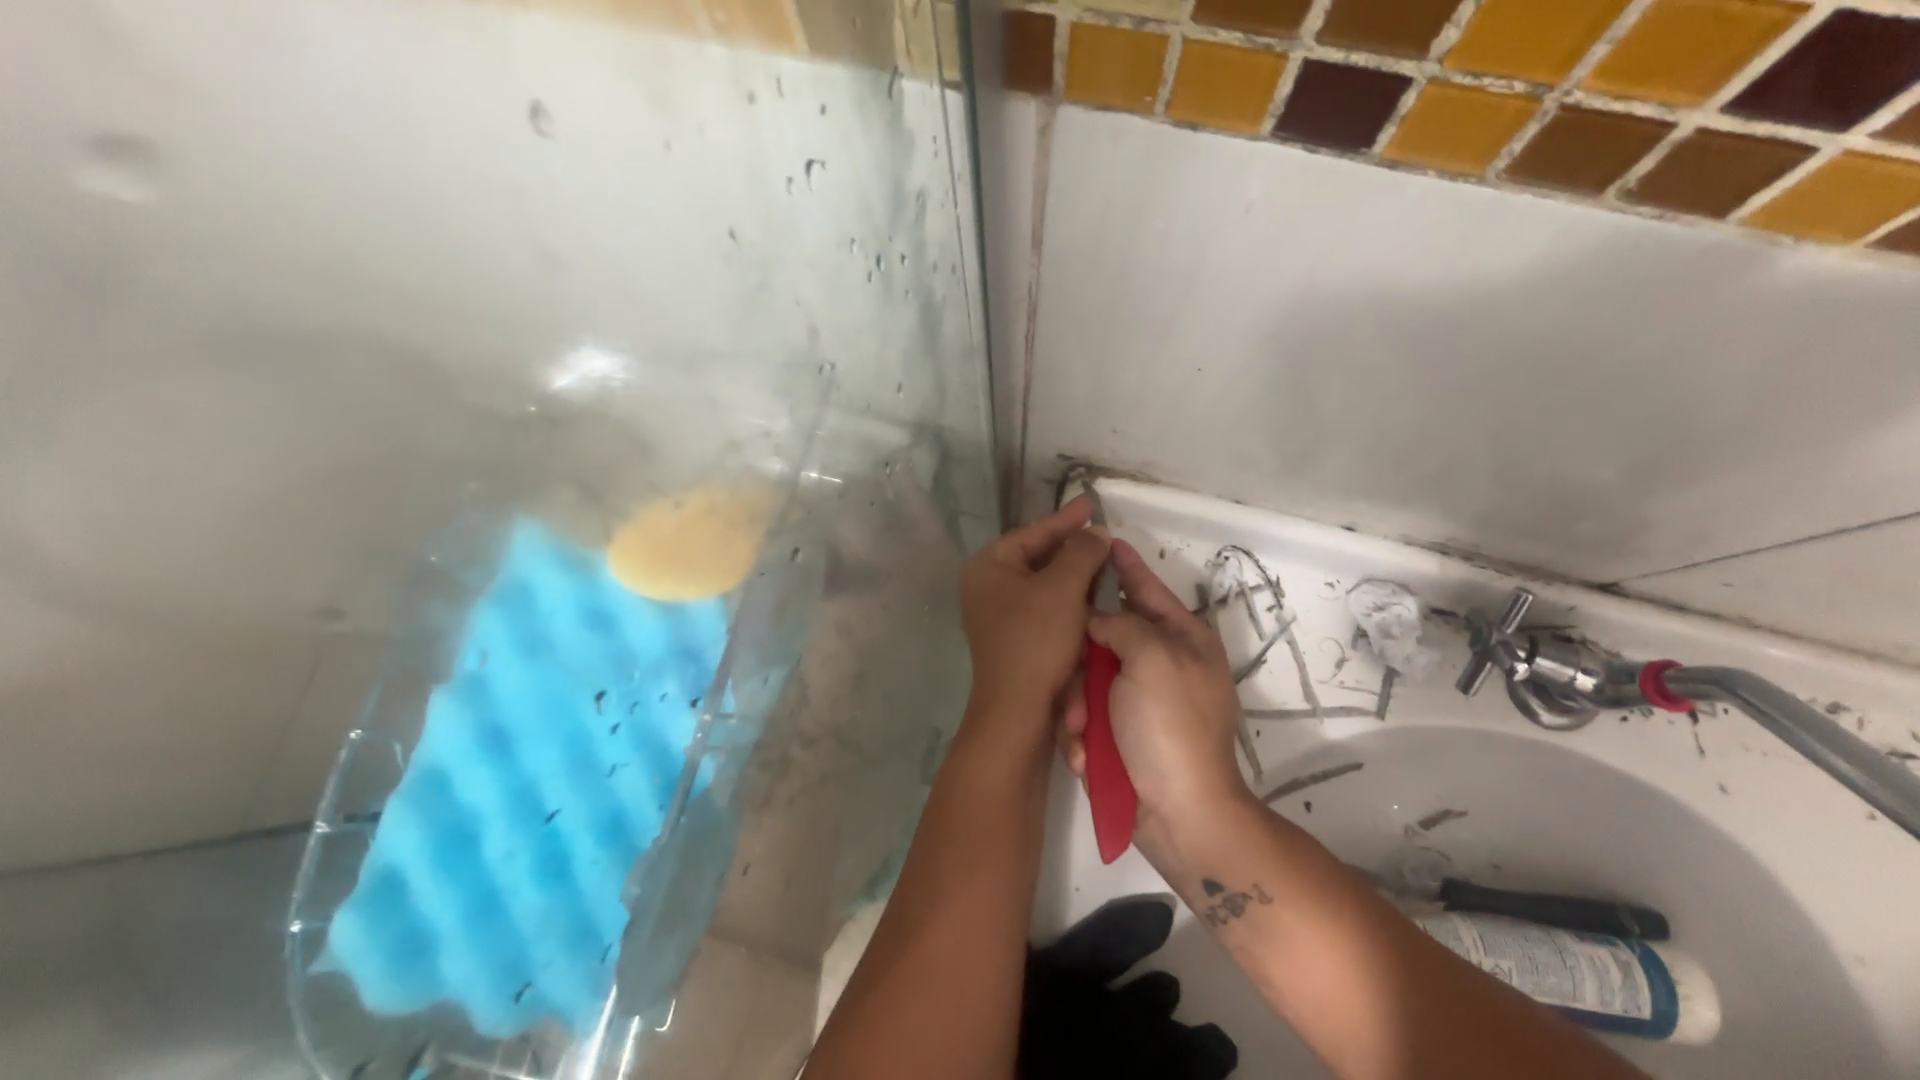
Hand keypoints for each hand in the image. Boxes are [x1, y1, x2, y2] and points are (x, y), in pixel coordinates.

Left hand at [959, 495, 1111, 736]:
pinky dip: (1070, 608)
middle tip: (1105, 539)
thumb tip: (1096, 533)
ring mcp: (999, 618)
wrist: (1018, 711)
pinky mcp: (1016, 643)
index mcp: (989, 567)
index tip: (1093, 503)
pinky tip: (1096, 605)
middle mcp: (988, 588)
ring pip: (1046, 588)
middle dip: (1075, 552)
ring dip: (1077, 581)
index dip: (1067, 518)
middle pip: (1039, 559)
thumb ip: (1081, 553)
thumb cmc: (1036, 640)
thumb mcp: (1063, 588)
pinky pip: (1047, 614)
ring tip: (1107, 568)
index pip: (1033, 532)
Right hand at [1058, 539, 1250, 842]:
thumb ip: (1120, 624)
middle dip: (1082, 661)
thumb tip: (1096, 621)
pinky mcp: (1118, 733)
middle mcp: (1160, 664)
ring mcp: (1138, 701)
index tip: (1100, 537)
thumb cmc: (1172, 727)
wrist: (1179, 812)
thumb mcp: (1153, 658)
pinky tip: (1085, 754)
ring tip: (1080, 730)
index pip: (1146, 589)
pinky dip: (1081, 734)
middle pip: (1104, 636)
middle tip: (1072, 678)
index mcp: (1183, 639)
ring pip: (1085, 678)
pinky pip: (1084, 715)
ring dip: (1078, 705)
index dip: (1123, 564)